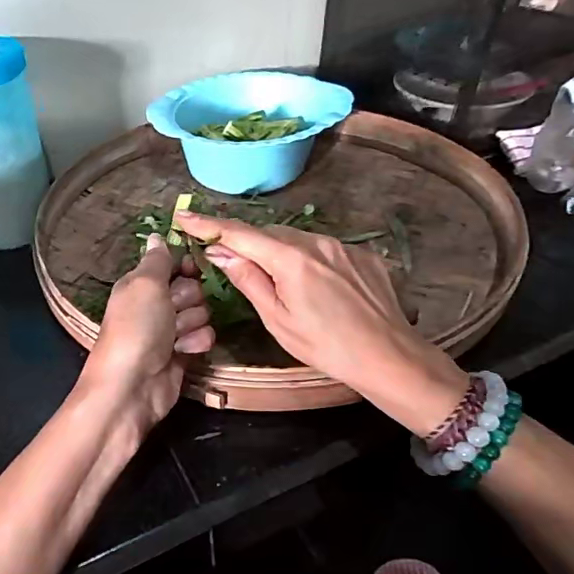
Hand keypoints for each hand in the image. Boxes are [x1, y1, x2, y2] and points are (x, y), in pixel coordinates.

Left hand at [79, 235, 215, 432]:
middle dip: (188, 299)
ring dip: (192, 323)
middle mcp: (157, 304)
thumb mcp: (144, 284)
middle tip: (172, 312)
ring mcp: (171, 330)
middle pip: (193, 288)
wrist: (132, 387)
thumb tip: (157, 235)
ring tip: (174, 338)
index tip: (190, 271)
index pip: (174, 263)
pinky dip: (197, 343)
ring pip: (203, 313)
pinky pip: (205, 336)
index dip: (185, 266)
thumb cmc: (135, 329)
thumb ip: (157, 259)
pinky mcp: (185, 352)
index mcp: (142, 283)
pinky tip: (184, 352)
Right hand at [173, 211, 467, 435]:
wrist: (387, 355)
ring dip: (279, 251)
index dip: (209, 225)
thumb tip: (222, 252)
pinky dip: (308, 259)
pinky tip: (315, 287)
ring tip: (277, 280)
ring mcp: (343, 247)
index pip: (241, 233)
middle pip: (270, 233)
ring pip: (298, 239)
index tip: (185, 217)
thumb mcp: (278, 320)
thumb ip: (249, 280)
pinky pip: (324, 249)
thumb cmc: (326, 347)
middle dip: (247, 242)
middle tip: (230, 259)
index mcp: (291, 259)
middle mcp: (317, 242)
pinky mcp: (362, 256)